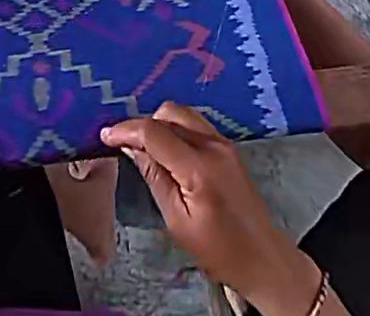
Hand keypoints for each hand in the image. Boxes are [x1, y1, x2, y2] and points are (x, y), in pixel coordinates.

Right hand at [102, 103, 324, 315]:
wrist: (262, 256)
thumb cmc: (219, 249)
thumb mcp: (178, 220)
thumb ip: (154, 177)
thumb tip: (132, 146)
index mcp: (199, 168)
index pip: (155, 133)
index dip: (126, 130)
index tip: (106, 135)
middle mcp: (213, 146)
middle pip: (169, 113)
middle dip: (143, 124)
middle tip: (127, 145)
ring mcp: (223, 142)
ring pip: (182, 113)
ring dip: (160, 123)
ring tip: (145, 147)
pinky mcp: (228, 145)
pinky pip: (195, 122)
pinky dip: (176, 127)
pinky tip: (167, 148)